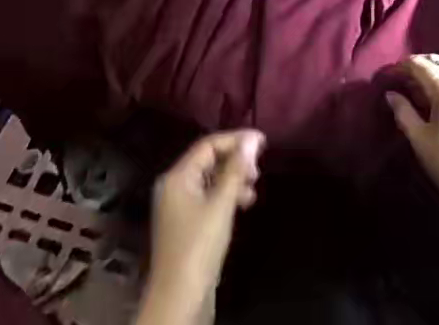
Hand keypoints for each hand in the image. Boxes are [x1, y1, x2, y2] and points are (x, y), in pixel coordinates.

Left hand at [141, 129, 262, 324]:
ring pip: (211, 179)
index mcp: (177, 177)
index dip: (236, 139)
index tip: (263, 142)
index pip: (208, 145)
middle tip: (258, 170)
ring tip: (253, 190)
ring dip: (234, 179)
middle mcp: (174, 186)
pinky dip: (227, 195)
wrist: (179, 299)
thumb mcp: (222, 204)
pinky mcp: (186, 223)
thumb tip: (252, 139)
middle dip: (236, 161)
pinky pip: (209, 196)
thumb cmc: (199, 246)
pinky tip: (243, 204)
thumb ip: (236, 169)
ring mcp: (179, 206)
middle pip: (209, 160)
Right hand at [386, 54, 438, 224]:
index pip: (419, 63)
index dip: (399, 67)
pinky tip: (432, 103)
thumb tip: (391, 94)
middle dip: (415, 68)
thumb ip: (403, 112)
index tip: (385, 78)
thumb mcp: (421, 140)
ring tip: (411, 94)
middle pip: (436, 62)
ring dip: (429, 76)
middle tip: (397, 84)